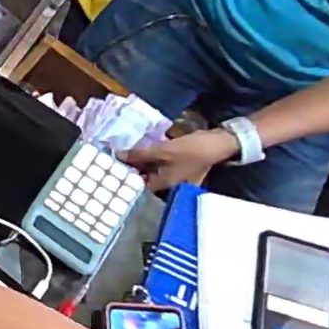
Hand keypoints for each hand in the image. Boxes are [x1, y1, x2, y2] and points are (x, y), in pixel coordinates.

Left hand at [119, 129, 240, 194]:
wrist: (218, 143)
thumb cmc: (190, 150)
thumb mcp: (161, 151)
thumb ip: (138, 155)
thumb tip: (118, 156)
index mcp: (163, 186)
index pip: (138, 186)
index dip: (124, 177)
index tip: (110, 168)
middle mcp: (167, 184)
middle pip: (144, 177)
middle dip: (131, 168)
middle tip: (113, 158)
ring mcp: (174, 175)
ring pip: (151, 169)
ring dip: (140, 161)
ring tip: (123, 151)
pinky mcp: (177, 166)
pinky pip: (159, 163)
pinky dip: (150, 157)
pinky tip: (141, 148)